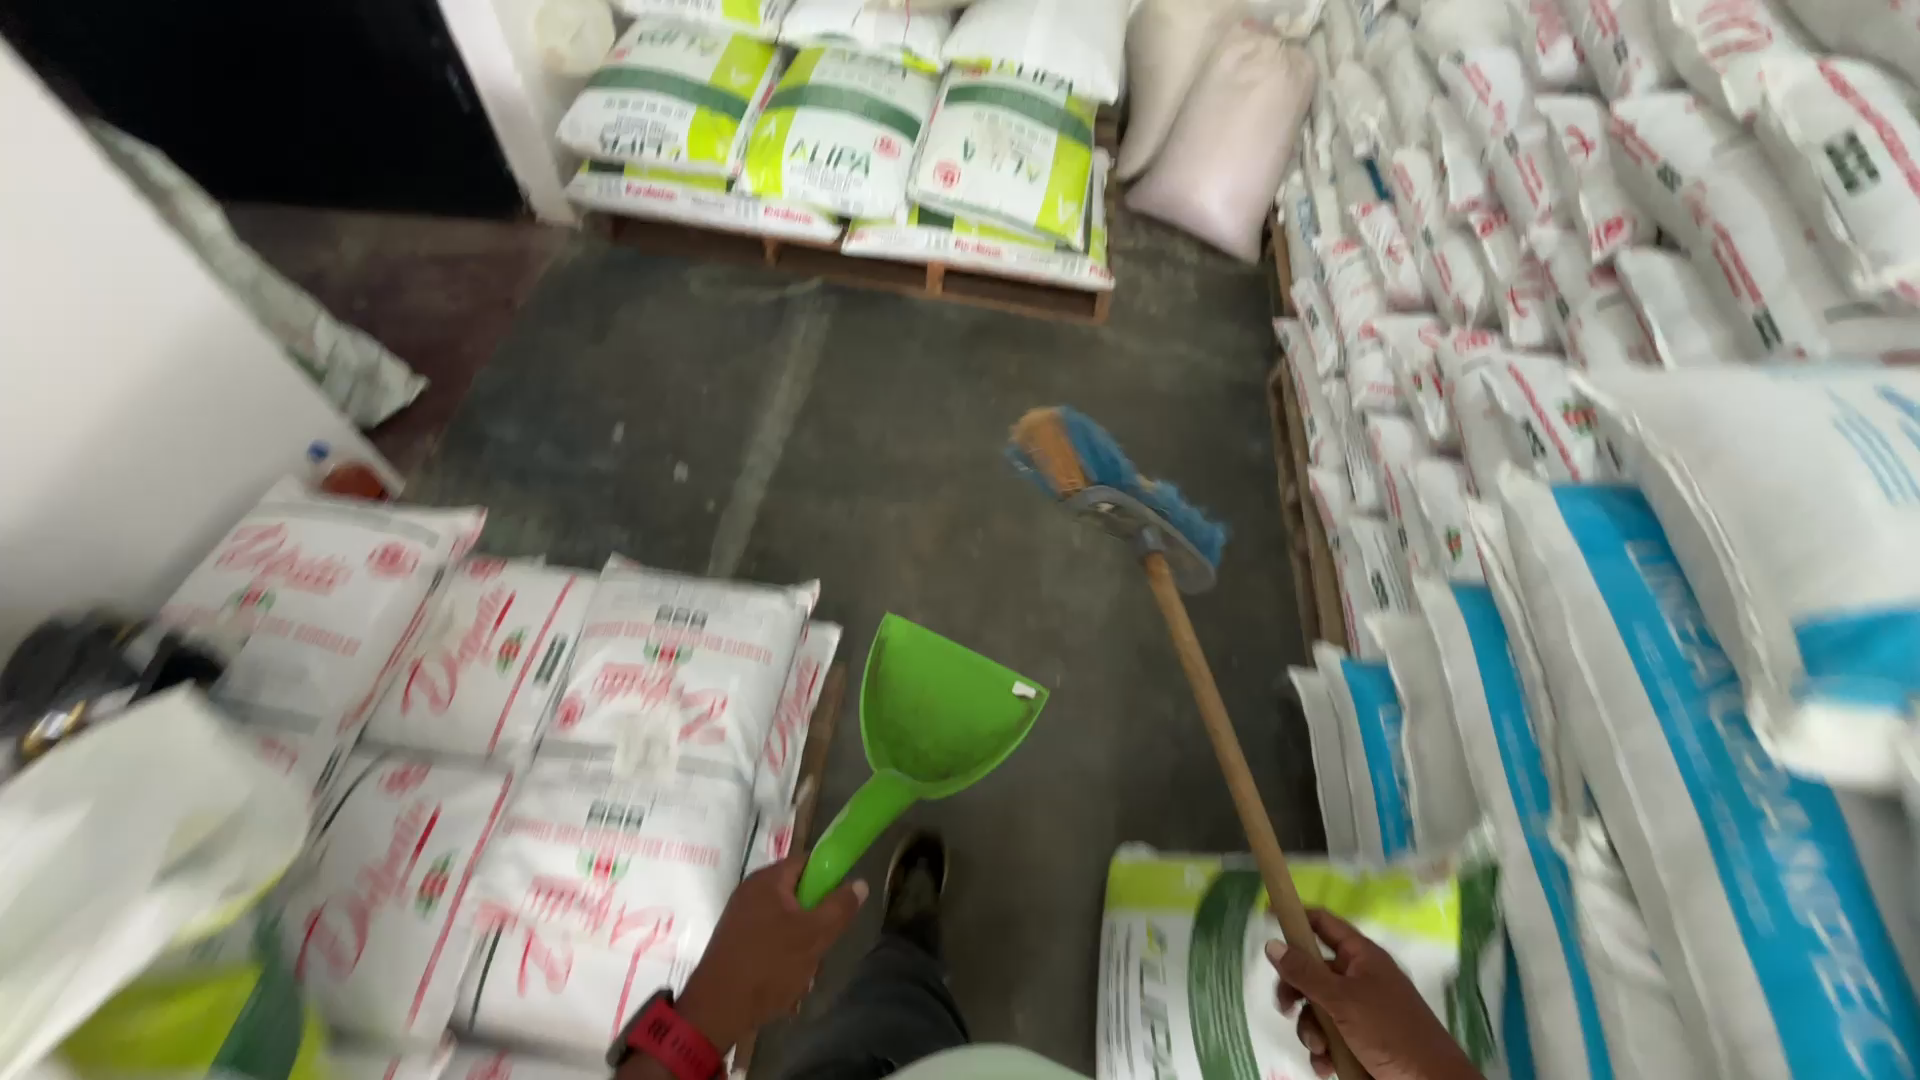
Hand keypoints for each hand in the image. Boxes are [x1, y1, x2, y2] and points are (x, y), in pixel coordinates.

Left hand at [673, 853, 867, 1052]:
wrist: (714, 1013)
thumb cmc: (768, 966)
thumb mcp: (813, 937)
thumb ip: (839, 908)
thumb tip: (860, 883)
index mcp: (768, 880)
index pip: (808, 861)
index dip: (829, 877)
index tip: (840, 904)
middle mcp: (751, 891)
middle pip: (798, 893)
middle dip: (815, 920)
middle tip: (822, 944)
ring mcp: (740, 918)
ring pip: (786, 922)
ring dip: (801, 945)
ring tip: (804, 973)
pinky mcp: (734, 943)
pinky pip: (769, 940)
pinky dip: (781, 957)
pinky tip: (785, 985)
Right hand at [1267, 909, 1481, 1079]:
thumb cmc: (1392, 1035)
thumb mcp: (1343, 1001)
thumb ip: (1305, 973)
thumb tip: (1271, 943)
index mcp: (1361, 957)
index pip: (1322, 923)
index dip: (1295, 918)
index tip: (1266, 919)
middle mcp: (1359, 979)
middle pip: (1312, 970)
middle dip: (1296, 991)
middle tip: (1285, 1006)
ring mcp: (1361, 1012)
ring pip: (1317, 1007)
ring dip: (1311, 1029)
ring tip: (1319, 1049)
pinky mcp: (1362, 1043)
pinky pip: (1329, 1037)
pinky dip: (1323, 1051)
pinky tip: (1325, 1066)